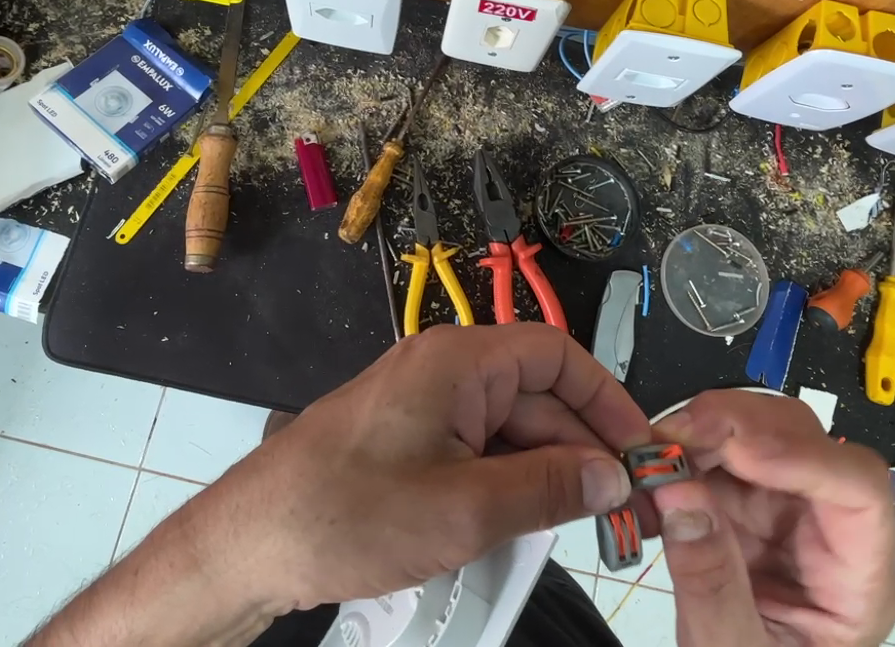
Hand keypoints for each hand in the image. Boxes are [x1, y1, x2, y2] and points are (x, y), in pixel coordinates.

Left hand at [194, 322, 651, 611]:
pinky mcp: (410, 438)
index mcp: (459, 360)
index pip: (555, 355)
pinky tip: (530, 525)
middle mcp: (445, 370)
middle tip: (624, 512)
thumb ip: (548, 488)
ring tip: (586, 528)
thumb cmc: (352, 513)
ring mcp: (425, 405)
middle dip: (581, 450)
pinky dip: (509, 482)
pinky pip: (477, 449)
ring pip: (508, 429)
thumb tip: (613, 474)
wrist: (253, 539)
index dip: (606, 398)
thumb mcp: (464, 509)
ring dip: (548, 473)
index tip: (642, 450)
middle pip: (535, 397)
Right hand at [647, 390, 894, 646]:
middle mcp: (824, 527)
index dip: (800, 453)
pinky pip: (714, 452)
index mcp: (855, 578)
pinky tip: (649, 468)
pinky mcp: (738, 502)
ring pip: (757, 432)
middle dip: (736, 425)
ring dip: (701, 430)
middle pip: (804, 440)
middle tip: (672, 436)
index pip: (859, 488)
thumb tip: (676, 491)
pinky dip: (679, 449)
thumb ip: (711, 584)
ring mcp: (780, 509)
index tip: (734, 449)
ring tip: (652, 453)